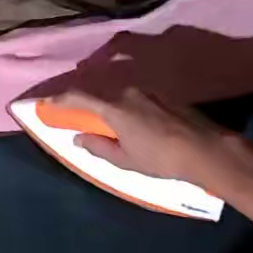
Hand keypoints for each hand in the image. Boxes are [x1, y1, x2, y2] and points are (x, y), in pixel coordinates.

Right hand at [45, 86, 232, 184]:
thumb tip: (79, 137)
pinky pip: (137, 100)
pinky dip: (129, 110)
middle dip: (88, 107)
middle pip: (101, 96)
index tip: (45, 102)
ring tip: (112, 126)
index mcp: (114, 108)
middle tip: (81, 119)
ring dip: (111, 109)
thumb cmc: (161, 158)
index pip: (79, 98)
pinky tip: (137, 127)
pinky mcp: (165, 97)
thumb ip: (98, 146)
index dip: (59, 99)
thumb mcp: (125, 159)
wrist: (207, 150)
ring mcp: (149, 92)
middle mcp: (129, 93)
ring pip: (121, 98)